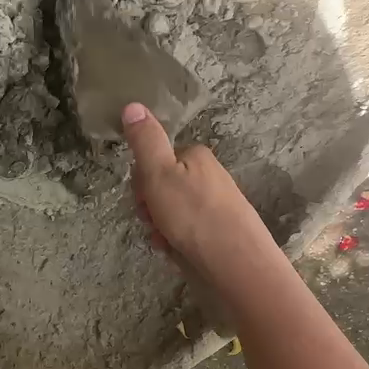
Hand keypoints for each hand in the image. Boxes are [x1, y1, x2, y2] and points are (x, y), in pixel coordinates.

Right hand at [121, 102, 284, 290]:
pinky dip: (174, 239)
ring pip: (168, 210)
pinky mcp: (216, 229)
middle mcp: (206, 175)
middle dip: (149, 207)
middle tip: (155, 221)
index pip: (152, 161)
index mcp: (194, 156)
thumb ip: (145, 141)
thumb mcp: (159, 174)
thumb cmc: (194, 215)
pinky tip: (175, 249)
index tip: (143, 199)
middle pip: (159, 186)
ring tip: (167, 239)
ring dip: (159, 226)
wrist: (236, 264)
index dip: (140, 182)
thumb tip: (132, 104)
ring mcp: (213, 203)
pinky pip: (182, 229)